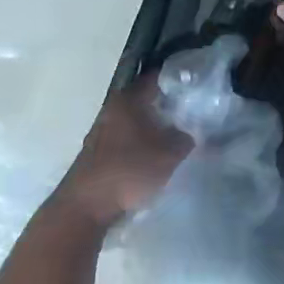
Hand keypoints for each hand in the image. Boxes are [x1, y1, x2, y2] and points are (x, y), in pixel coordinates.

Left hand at [55, 78, 191, 225]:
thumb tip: (188, 132)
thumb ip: (184, 138)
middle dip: (167, 105)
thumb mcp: (169, 154)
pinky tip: (156, 155)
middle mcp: (112, 108)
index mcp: (127, 100)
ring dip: (154, 126)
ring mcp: (102, 130)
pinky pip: (127, 138)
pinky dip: (142, 142)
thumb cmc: (129, 170)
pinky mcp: (99, 151)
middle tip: (192, 113)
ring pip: (135, 120)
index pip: (155, 78)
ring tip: (178, 136)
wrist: (88, 204)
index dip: (176, 79)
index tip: (196, 85)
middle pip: (144, 100)